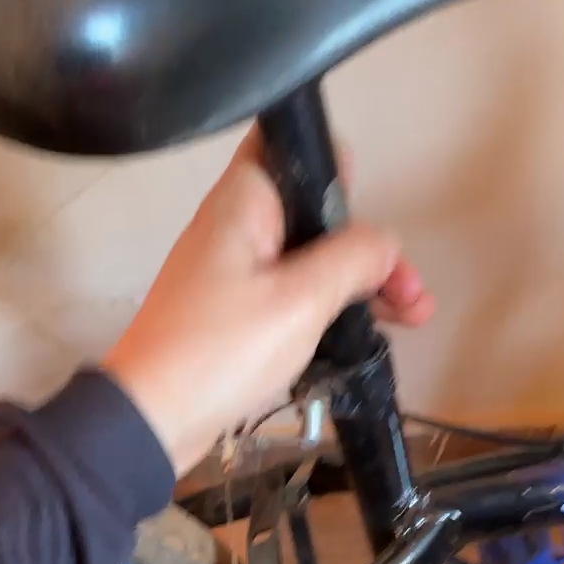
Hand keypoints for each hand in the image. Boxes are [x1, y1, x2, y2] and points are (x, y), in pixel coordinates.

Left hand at [104, 134, 435, 475]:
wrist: (154, 419)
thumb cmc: (221, 350)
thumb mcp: (300, 299)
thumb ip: (353, 258)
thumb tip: (385, 243)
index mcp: (243, 201)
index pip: (293, 145)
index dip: (338, 169)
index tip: (368, 216)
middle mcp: (234, 227)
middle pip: (312, 214)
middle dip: (366, 245)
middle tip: (409, 290)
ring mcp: (229, 274)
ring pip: (305, 262)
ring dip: (355, 284)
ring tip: (408, 316)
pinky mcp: (229, 316)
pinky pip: (286, 299)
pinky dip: (323, 311)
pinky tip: (361, 335)